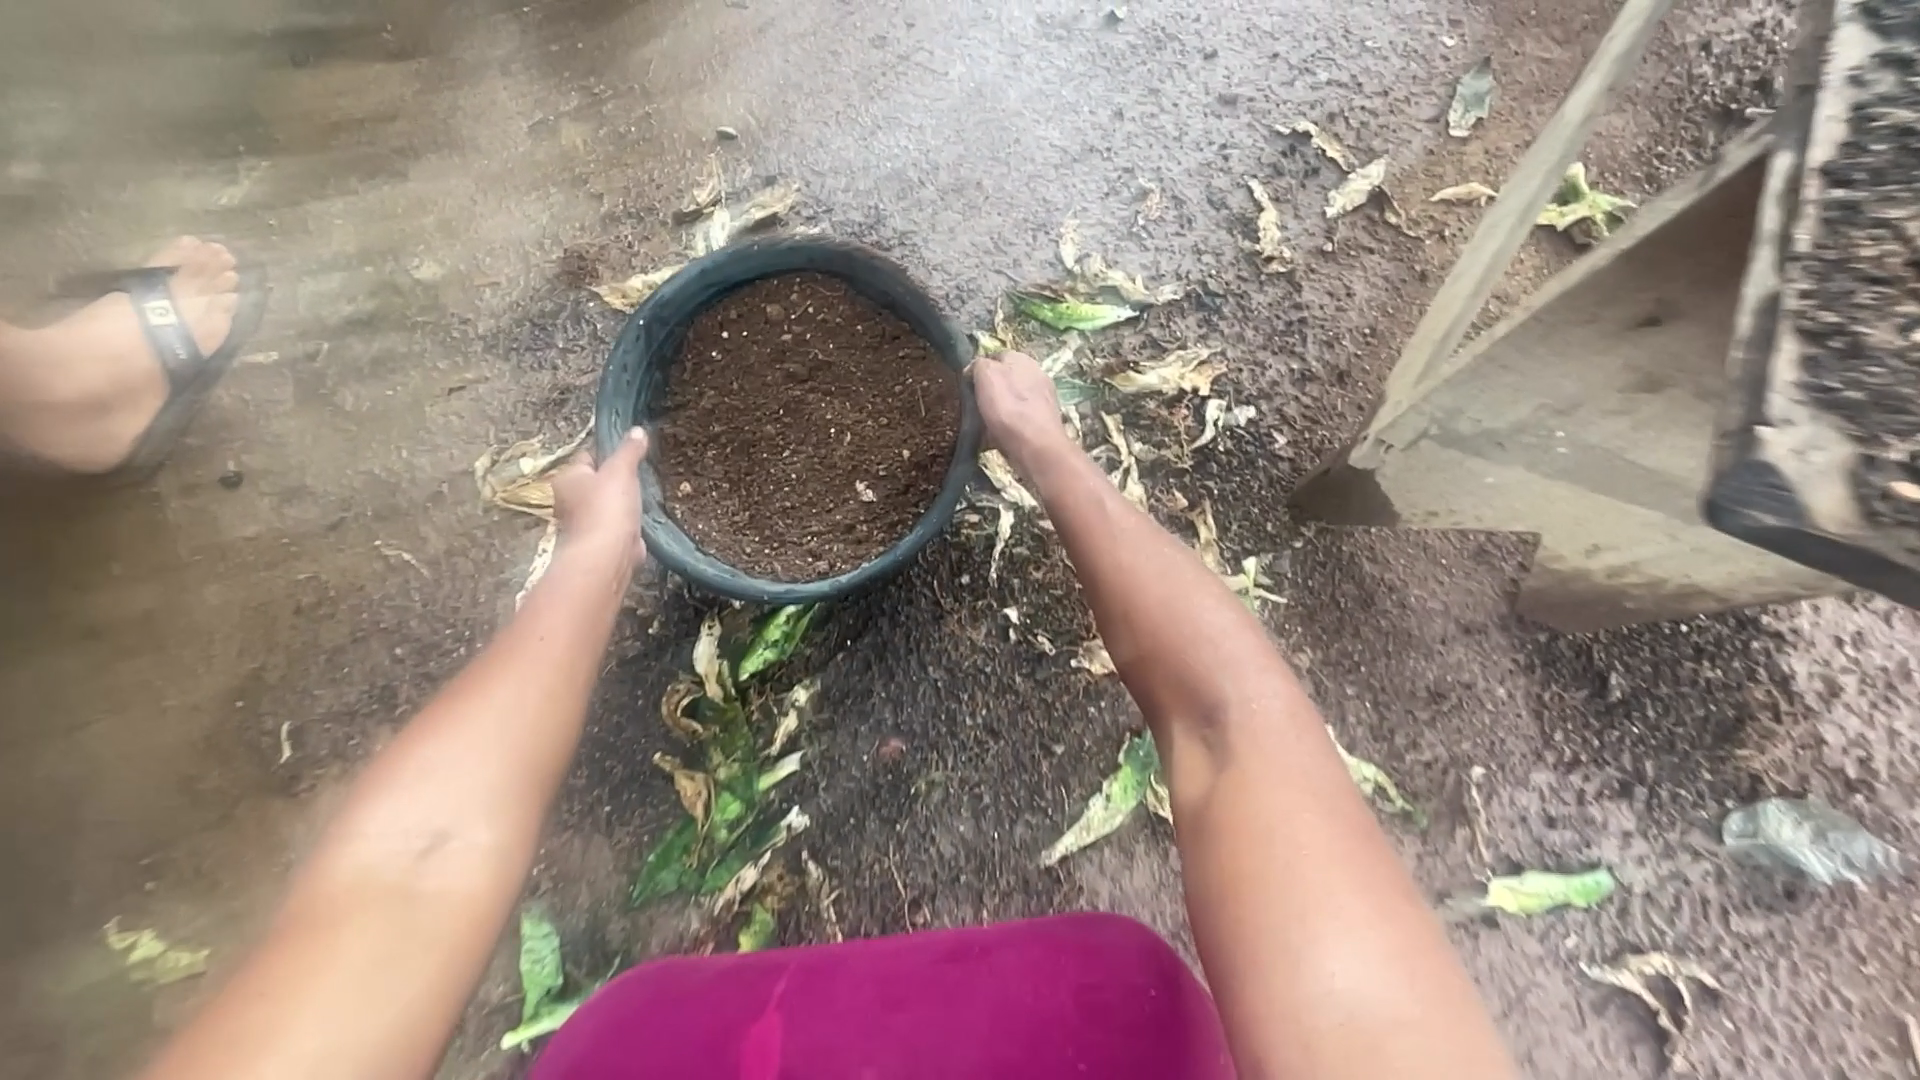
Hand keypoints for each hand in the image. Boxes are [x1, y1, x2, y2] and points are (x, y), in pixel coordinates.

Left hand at [551, 427, 649, 569]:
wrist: (607, 555)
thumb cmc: (607, 507)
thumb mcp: (621, 470)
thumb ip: (629, 450)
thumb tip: (638, 430)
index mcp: (567, 478)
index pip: (588, 456)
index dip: (609, 453)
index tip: (631, 455)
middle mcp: (570, 499)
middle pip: (598, 480)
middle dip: (618, 480)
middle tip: (640, 477)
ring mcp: (584, 522)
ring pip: (609, 503)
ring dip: (625, 502)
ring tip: (643, 498)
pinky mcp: (601, 540)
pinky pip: (617, 523)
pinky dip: (628, 522)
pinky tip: (641, 521)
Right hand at [971, 351, 1069, 470]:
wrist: (1036, 448)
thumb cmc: (1009, 408)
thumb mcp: (985, 375)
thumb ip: (978, 365)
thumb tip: (974, 370)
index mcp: (1022, 359)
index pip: (995, 357)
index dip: (978, 370)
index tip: (966, 386)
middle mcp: (1036, 375)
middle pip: (1003, 382)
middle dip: (988, 393)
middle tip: (973, 408)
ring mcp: (1041, 401)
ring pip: (1009, 403)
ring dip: (995, 413)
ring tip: (982, 427)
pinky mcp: (1041, 424)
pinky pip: (1015, 423)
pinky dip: (1004, 430)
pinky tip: (995, 440)